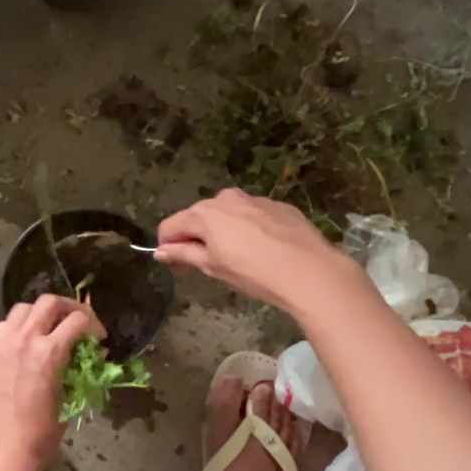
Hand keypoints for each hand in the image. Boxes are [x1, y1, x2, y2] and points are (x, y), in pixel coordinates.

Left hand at [0, 296, 105, 469]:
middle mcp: (23, 340)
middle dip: (69, 308)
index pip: (78, 320)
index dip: (95, 324)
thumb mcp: (70, 397)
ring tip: (50, 329)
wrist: (6, 449)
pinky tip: (26, 342)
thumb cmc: (42, 432)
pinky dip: (19, 326)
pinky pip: (4, 326)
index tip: (98, 337)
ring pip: (24, 308)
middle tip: (78, 322)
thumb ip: (77, 368)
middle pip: (49, 302)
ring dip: (41, 314)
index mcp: (49, 353)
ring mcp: (1, 344)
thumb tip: (89, 354)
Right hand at [153, 189, 365, 314]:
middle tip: (204, 263)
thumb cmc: (253, 272)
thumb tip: (161, 252)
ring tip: (235, 256)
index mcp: (204, 214)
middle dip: (194, 236)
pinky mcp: (278, 205)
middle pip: (198, 216)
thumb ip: (184, 254)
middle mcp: (226, 198)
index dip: (167, 246)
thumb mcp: (213, 266)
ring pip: (226, 213)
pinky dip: (247, 228)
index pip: (170, 225)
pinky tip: (261, 249)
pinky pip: (252, 214)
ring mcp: (254, 199)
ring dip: (221, 230)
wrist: (309, 270)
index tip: (175, 265)